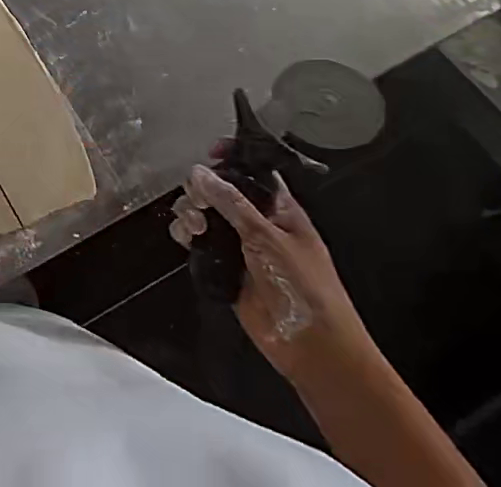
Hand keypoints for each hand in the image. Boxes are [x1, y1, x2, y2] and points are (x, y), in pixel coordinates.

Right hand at [170, 162, 371, 377]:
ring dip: (193, 213)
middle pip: (221, 192)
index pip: (252, 171)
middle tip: (197, 197)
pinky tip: (187, 238)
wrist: (313, 349)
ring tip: (195, 225)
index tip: (211, 152)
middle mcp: (258, 223)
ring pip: (206, 217)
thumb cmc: (305, 287)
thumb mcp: (268, 236)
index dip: (232, 158)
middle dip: (204, 189)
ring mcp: (241, 248)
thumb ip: (231, 202)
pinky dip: (188, 238)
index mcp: (279, 208)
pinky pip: (200, 246)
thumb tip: (200, 173)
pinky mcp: (226, 271)